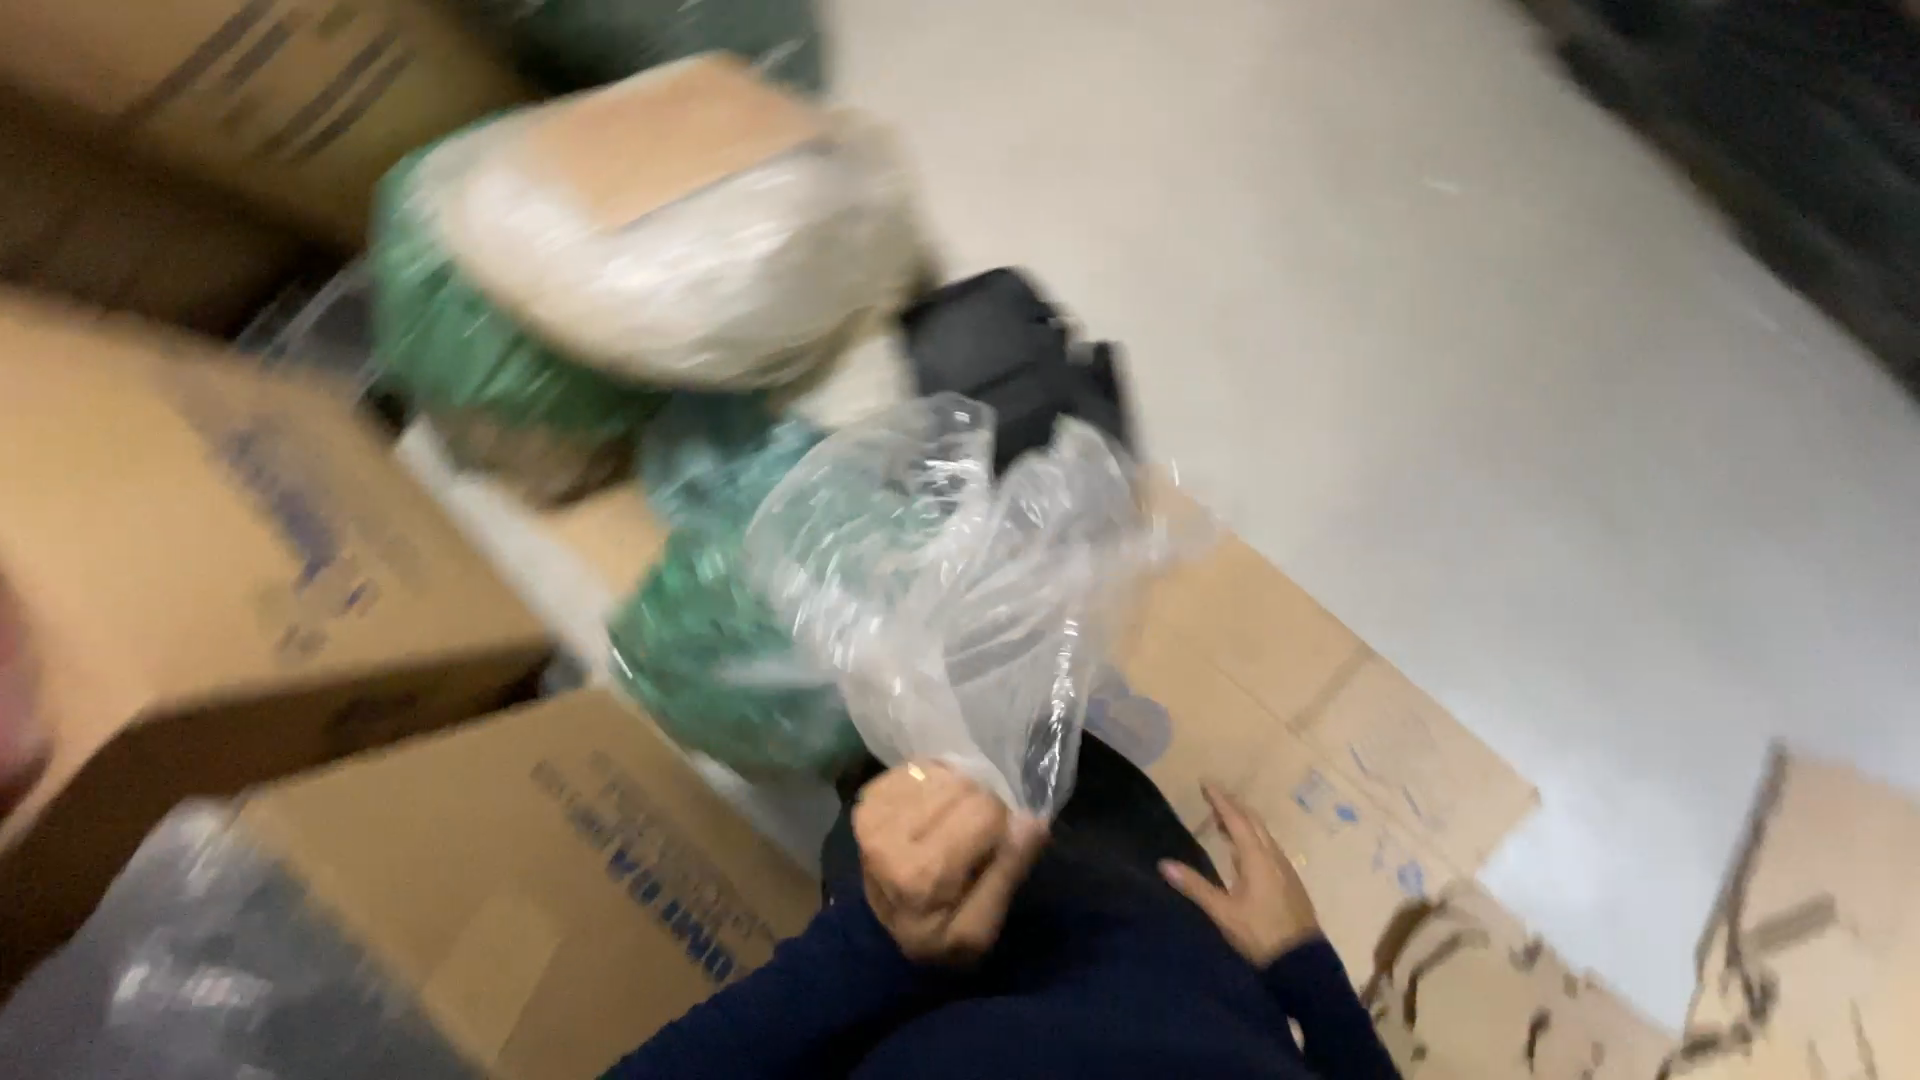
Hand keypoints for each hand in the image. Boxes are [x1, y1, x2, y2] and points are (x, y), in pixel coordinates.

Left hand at [853, 762, 1049, 964]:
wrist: (884, 932)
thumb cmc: (938, 933)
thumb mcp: (981, 928)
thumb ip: (1008, 872)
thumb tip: (1034, 821)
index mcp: (920, 874)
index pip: (985, 812)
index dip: (1000, 827)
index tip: (993, 850)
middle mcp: (888, 837)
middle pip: (965, 787)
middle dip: (979, 809)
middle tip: (971, 840)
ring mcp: (873, 814)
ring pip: (945, 773)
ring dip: (957, 795)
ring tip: (951, 827)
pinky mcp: (869, 798)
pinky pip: (921, 768)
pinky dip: (936, 786)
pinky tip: (932, 812)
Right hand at [1160, 782, 1320, 966]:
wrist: (1304, 966)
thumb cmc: (1261, 935)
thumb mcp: (1224, 913)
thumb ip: (1195, 887)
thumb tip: (1164, 863)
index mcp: (1257, 859)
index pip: (1236, 820)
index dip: (1220, 800)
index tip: (1206, 782)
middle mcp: (1273, 857)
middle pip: (1253, 822)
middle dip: (1233, 806)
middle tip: (1213, 795)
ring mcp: (1285, 870)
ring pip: (1263, 835)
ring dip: (1244, 821)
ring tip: (1224, 818)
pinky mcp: (1290, 884)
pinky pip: (1268, 848)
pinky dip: (1253, 838)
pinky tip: (1245, 851)